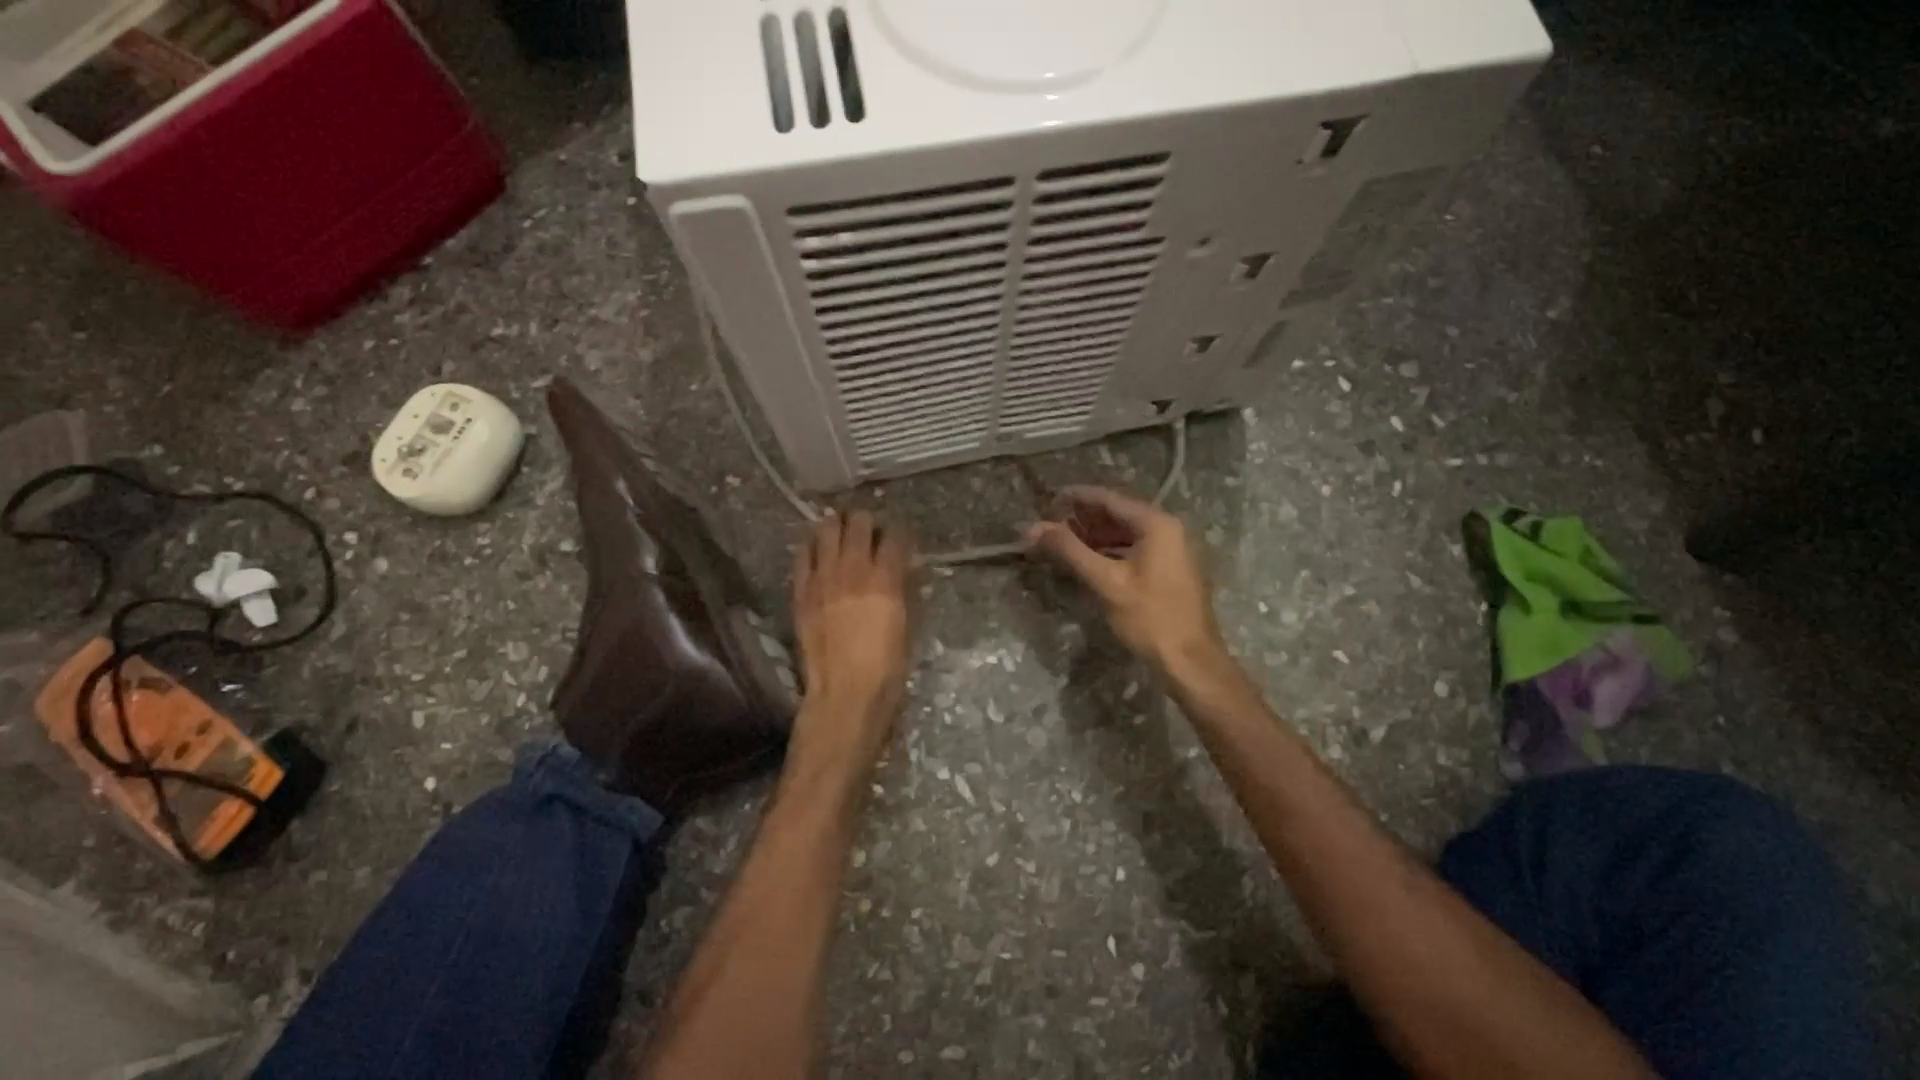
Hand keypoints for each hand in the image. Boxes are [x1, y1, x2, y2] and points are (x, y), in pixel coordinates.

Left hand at [791, 511, 915, 774]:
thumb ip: (903, 591)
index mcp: (885, 580)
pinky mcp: (801, 592)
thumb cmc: (887, 669)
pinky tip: (816, 548)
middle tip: (869, 529)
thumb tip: (904, 571)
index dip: (900, 533)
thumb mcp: (906, 625)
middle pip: (858, 524)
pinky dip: (811, 546)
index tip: (900, 537)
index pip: (895, 537)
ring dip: (837, 525)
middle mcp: (853, 571)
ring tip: (840, 529)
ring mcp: (823, 579)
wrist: (844, 695)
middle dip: (867, 522)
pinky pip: (802, 556)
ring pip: (826, 531)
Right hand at [1026, 487, 1225, 670]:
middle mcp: (1168, 529)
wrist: (1190, 660)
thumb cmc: (1149, 617)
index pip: (1109, 499)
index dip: (1076, 498)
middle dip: (1083, 519)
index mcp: (1156, 524)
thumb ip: (1070, 551)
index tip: (1047, 501)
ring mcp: (1171, 550)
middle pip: (1118, 514)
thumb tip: (1033, 528)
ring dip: (1094, 536)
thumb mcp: (1106, 582)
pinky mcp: (1169, 570)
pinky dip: (1109, 551)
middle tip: (1050, 525)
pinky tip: (1087, 562)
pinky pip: (1134, 549)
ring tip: (1062, 542)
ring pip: (1125, 533)